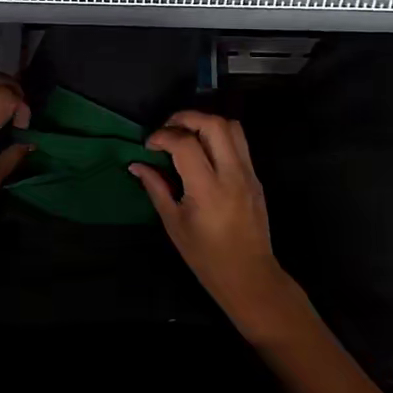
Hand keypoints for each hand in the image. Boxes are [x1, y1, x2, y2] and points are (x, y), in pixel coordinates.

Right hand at [130, 112, 297, 330]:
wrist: (249, 275)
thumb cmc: (206, 256)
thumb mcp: (174, 223)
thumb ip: (156, 188)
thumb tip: (136, 164)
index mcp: (207, 188)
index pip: (185, 143)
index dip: (163, 136)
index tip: (149, 145)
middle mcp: (231, 174)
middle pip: (213, 124)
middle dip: (186, 117)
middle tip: (167, 129)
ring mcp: (248, 173)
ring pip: (231, 127)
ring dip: (205, 122)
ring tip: (186, 134)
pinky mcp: (256, 176)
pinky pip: (239, 143)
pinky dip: (218, 136)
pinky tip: (203, 152)